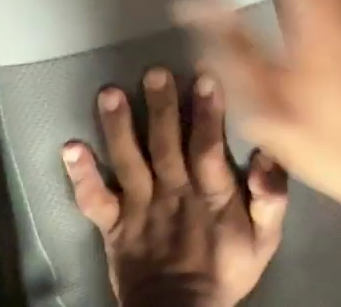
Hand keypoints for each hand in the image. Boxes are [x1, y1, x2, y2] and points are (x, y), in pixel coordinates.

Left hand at [61, 68, 288, 306]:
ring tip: (109, 93)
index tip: (203, 77)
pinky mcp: (113, 225)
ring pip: (129, 162)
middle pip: (165, 145)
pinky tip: (69, 147)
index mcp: (212, 194)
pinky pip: (93, 200)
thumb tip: (268, 155)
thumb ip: (271, 198)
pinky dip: (80, 175)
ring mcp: (140, 209)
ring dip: (118, 127)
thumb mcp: (264, 240)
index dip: (206, 113)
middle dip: (161, 107)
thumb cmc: (226, 268)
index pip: (208, 148)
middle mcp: (174, 195)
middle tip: (154, 72)